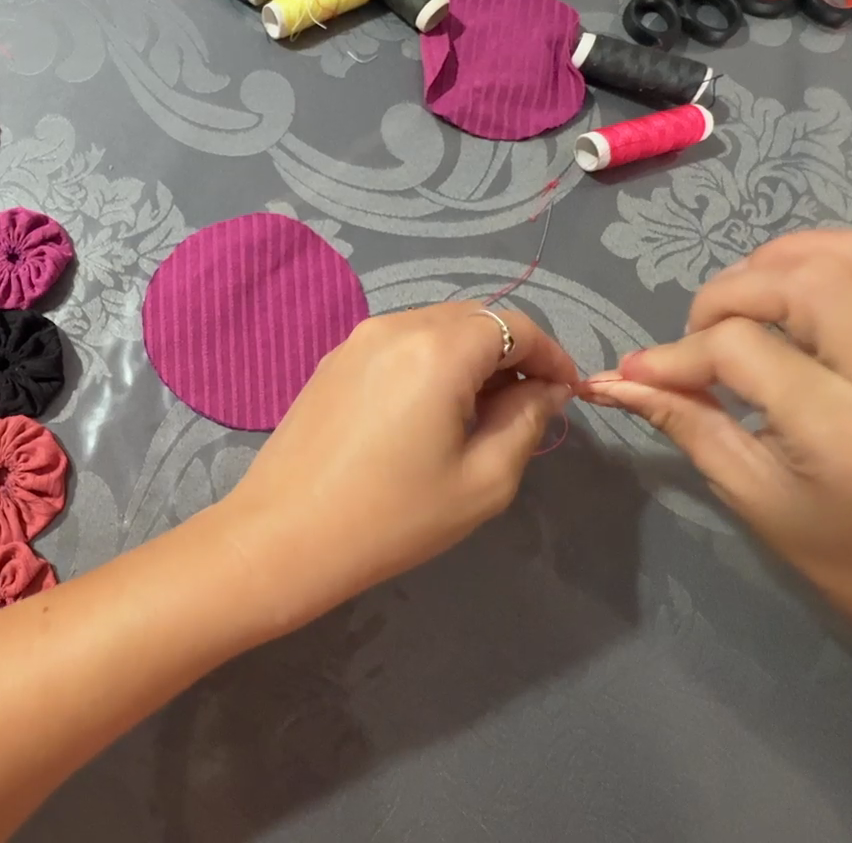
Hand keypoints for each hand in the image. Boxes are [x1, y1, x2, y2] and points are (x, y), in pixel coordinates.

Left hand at [216, 302, 577, 631]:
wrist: (286, 533)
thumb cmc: (393, 515)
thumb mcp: (482, 478)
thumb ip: (525, 420)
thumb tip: (544, 387)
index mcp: (436, 349)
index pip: (513, 326)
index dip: (550, 354)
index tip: (565, 392)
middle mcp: (392, 327)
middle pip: (470, 319)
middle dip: (508, 351)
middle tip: (526, 403)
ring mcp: (353, 342)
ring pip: (430, 328)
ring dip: (466, 356)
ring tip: (479, 410)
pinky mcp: (330, 362)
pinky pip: (394, 345)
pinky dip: (426, 362)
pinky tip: (428, 409)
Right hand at [580, 228, 851, 629]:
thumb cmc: (843, 555)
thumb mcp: (747, 492)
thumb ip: (682, 420)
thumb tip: (611, 381)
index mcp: (845, 431)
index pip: (740, 348)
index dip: (674, 354)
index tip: (637, 374)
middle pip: (810, 283)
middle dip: (731, 292)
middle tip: (701, 330)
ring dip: (807, 253)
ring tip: (760, 284)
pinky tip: (842, 271)